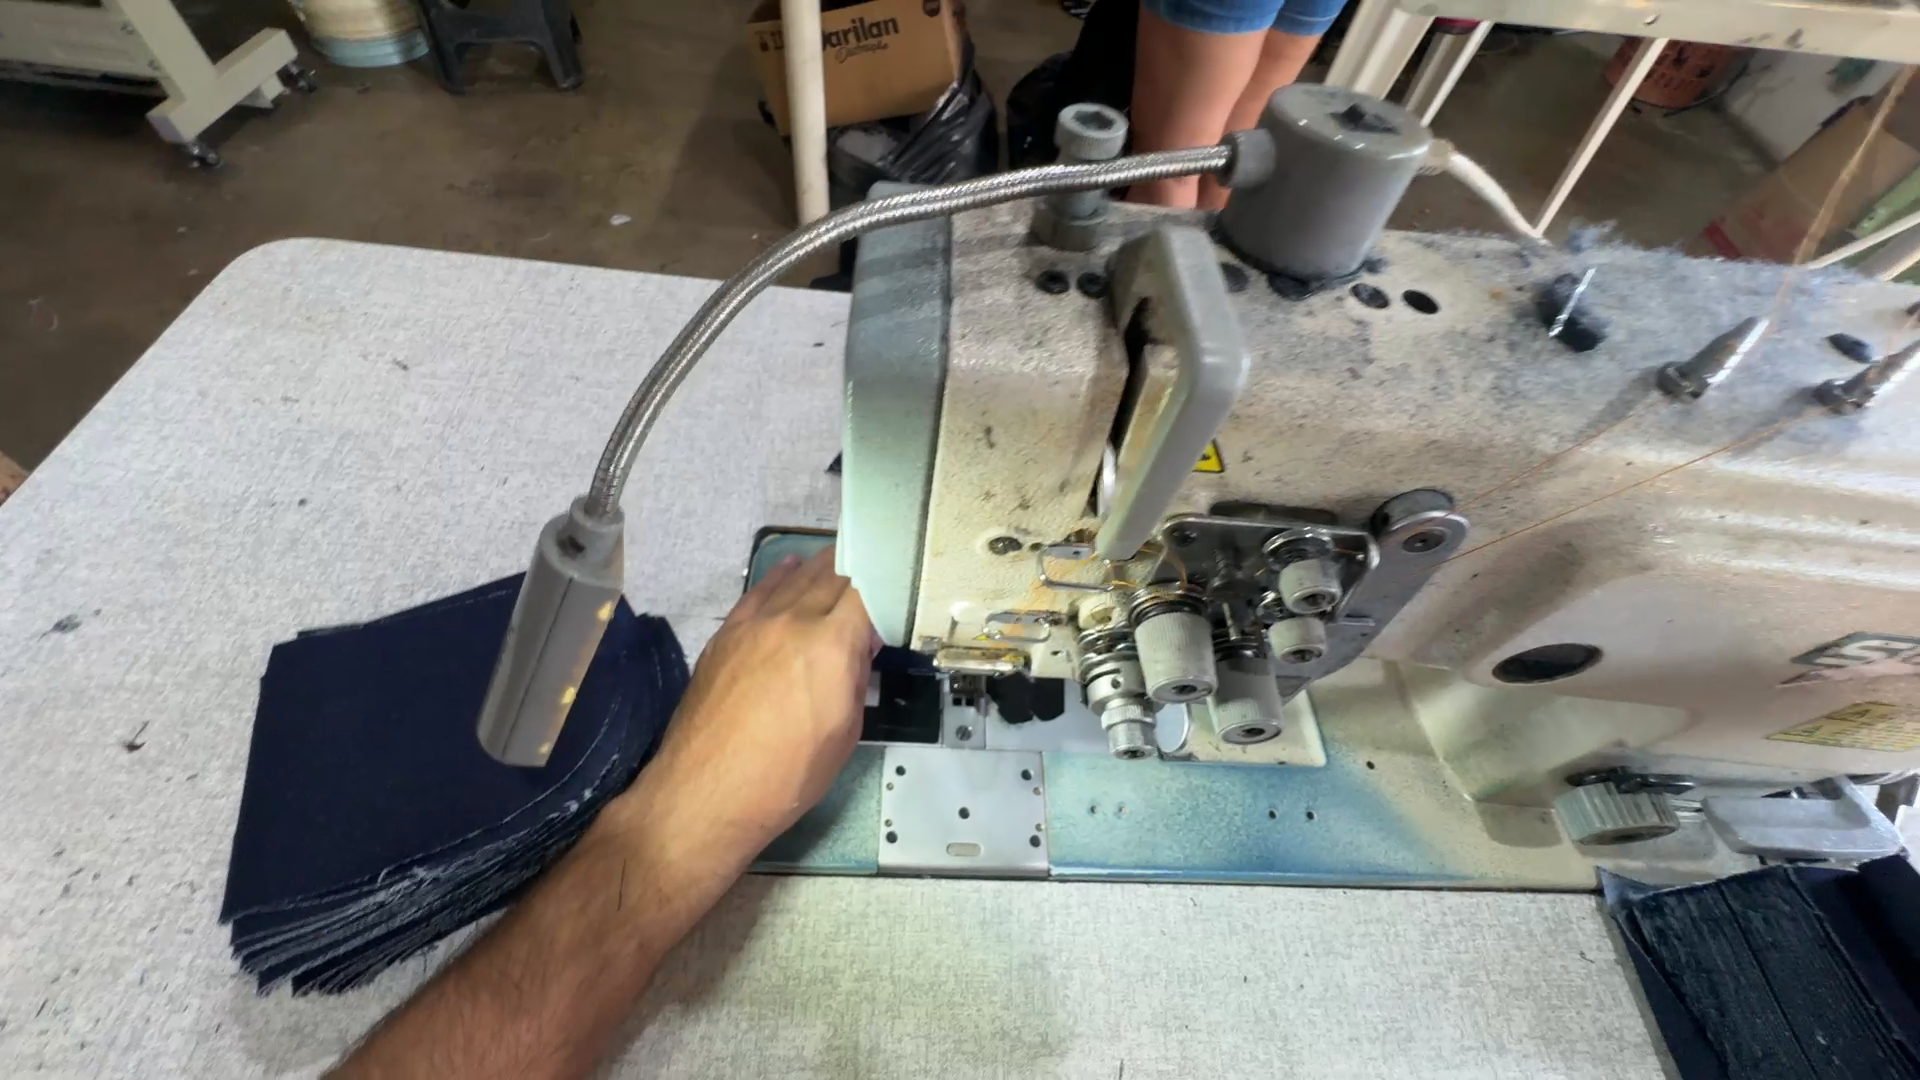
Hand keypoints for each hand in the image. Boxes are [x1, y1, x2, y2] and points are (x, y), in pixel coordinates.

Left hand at [614, 548, 876, 874]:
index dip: (885, 588)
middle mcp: (794, 620)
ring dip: (822, 568)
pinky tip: (793, 565)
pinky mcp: (728, 632)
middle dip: (857, 573)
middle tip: (875, 575)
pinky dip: (781, 575)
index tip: (896, 594)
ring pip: (797, 578)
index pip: (866, 592)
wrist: (706, 793)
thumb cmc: (788, 775)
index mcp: (832, 644)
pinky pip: (760, 590)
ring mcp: (756, 623)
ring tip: (841, 559)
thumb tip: (858, 646)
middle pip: (832, 577)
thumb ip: (856, 676)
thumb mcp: (846, 732)